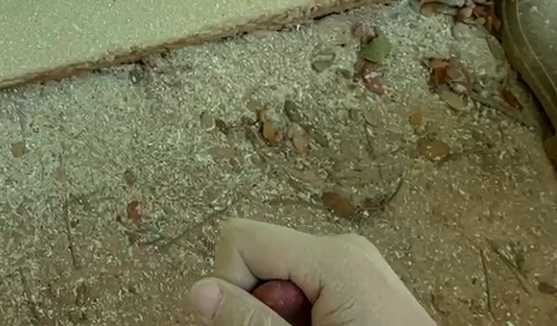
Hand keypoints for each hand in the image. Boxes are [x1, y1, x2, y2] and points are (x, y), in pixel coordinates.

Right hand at [188, 219, 434, 325]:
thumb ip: (252, 322)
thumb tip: (197, 291)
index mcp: (336, 258)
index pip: (240, 240)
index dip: (232, 285)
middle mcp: (344, 247)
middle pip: (258, 253)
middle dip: (260, 302)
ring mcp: (356, 262)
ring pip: (278, 270)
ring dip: (279, 311)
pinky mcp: (360, 279)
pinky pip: (304, 281)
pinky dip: (300, 313)